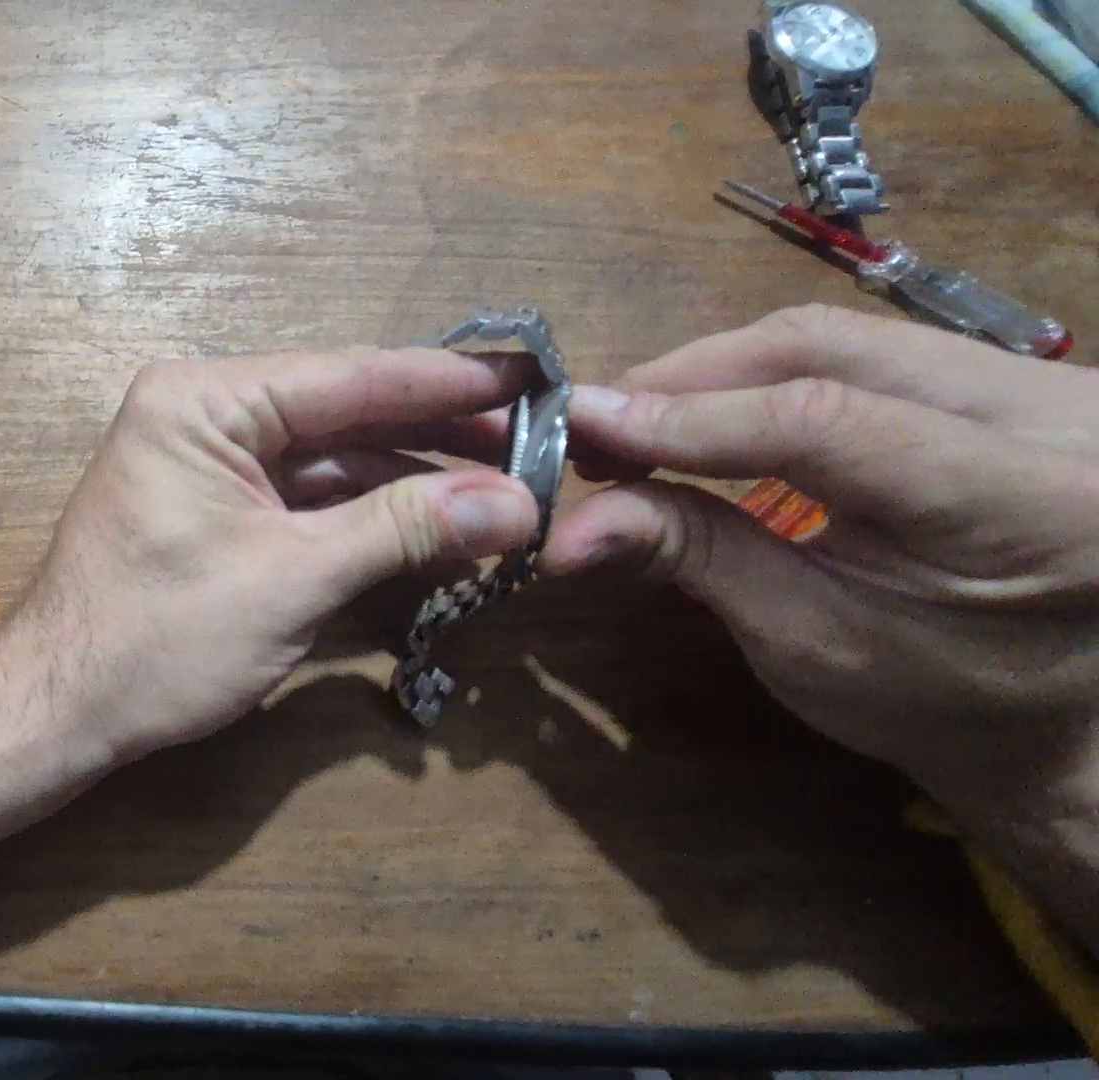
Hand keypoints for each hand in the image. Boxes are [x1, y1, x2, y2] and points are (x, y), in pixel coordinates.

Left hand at [0, 348, 540, 767]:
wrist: (63, 708)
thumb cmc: (160, 638)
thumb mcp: (289, 579)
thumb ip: (401, 531)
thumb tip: (520, 504)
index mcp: (204, 401)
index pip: (348, 377)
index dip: (446, 382)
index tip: (534, 378)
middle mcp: (205, 414)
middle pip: (343, 414)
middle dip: (435, 435)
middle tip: (534, 441)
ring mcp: (209, 464)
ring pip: (330, 460)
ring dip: (409, 481)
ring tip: (504, 489)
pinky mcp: (217, 510)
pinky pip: (305, 500)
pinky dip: (365, 516)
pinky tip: (434, 524)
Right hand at [540, 305, 1098, 935]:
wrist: (1052, 704)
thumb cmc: (933, 699)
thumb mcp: (803, 640)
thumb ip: (692, 559)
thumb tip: (564, 531)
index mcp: (1035, 502)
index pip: (825, 422)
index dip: (686, 421)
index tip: (575, 425)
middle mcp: (1056, 411)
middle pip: (823, 346)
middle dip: (682, 380)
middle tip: (589, 427)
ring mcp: (1029, 379)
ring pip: (827, 334)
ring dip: (703, 374)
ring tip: (624, 425)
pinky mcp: (988, 377)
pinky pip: (843, 349)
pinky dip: (741, 377)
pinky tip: (689, 414)